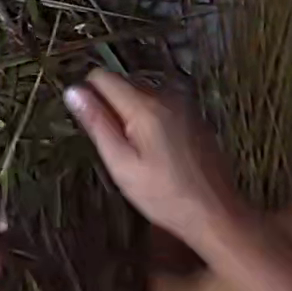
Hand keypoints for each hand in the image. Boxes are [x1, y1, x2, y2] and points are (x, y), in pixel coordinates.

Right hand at [64, 68, 245, 243]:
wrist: (218, 214)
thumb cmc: (164, 195)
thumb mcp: (122, 164)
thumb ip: (97, 123)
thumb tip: (72, 91)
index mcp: (144, 106)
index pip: (102, 76)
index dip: (89, 94)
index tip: (91, 122)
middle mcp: (164, 95)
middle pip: (121, 81)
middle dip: (110, 104)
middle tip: (115, 144)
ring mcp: (182, 103)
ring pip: (139, 91)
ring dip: (129, 110)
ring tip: (136, 149)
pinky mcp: (193, 113)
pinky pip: (158, 102)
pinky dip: (148, 116)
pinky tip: (156, 148)